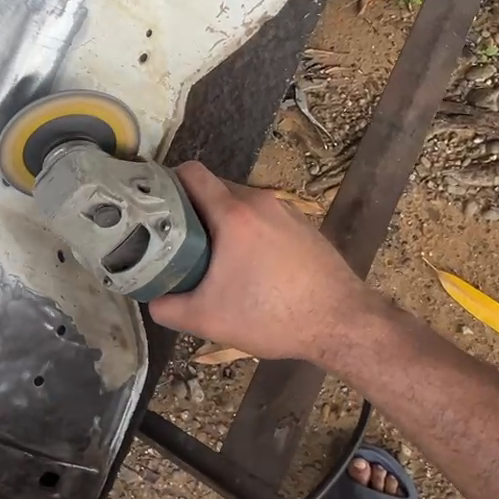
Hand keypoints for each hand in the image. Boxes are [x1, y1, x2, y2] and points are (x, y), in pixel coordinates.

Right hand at [149, 163, 380, 363]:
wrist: (345, 325)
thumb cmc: (273, 315)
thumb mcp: (209, 319)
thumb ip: (169, 308)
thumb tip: (152, 299)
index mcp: (232, 213)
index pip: (191, 172)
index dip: (168, 181)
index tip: (157, 204)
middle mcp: (258, 202)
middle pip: (214, 187)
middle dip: (194, 206)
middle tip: (181, 237)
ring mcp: (286, 211)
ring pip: (241, 202)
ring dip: (224, 219)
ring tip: (216, 254)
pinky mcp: (305, 226)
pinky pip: (265, 217)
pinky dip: (252, 231)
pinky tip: (254, 264)